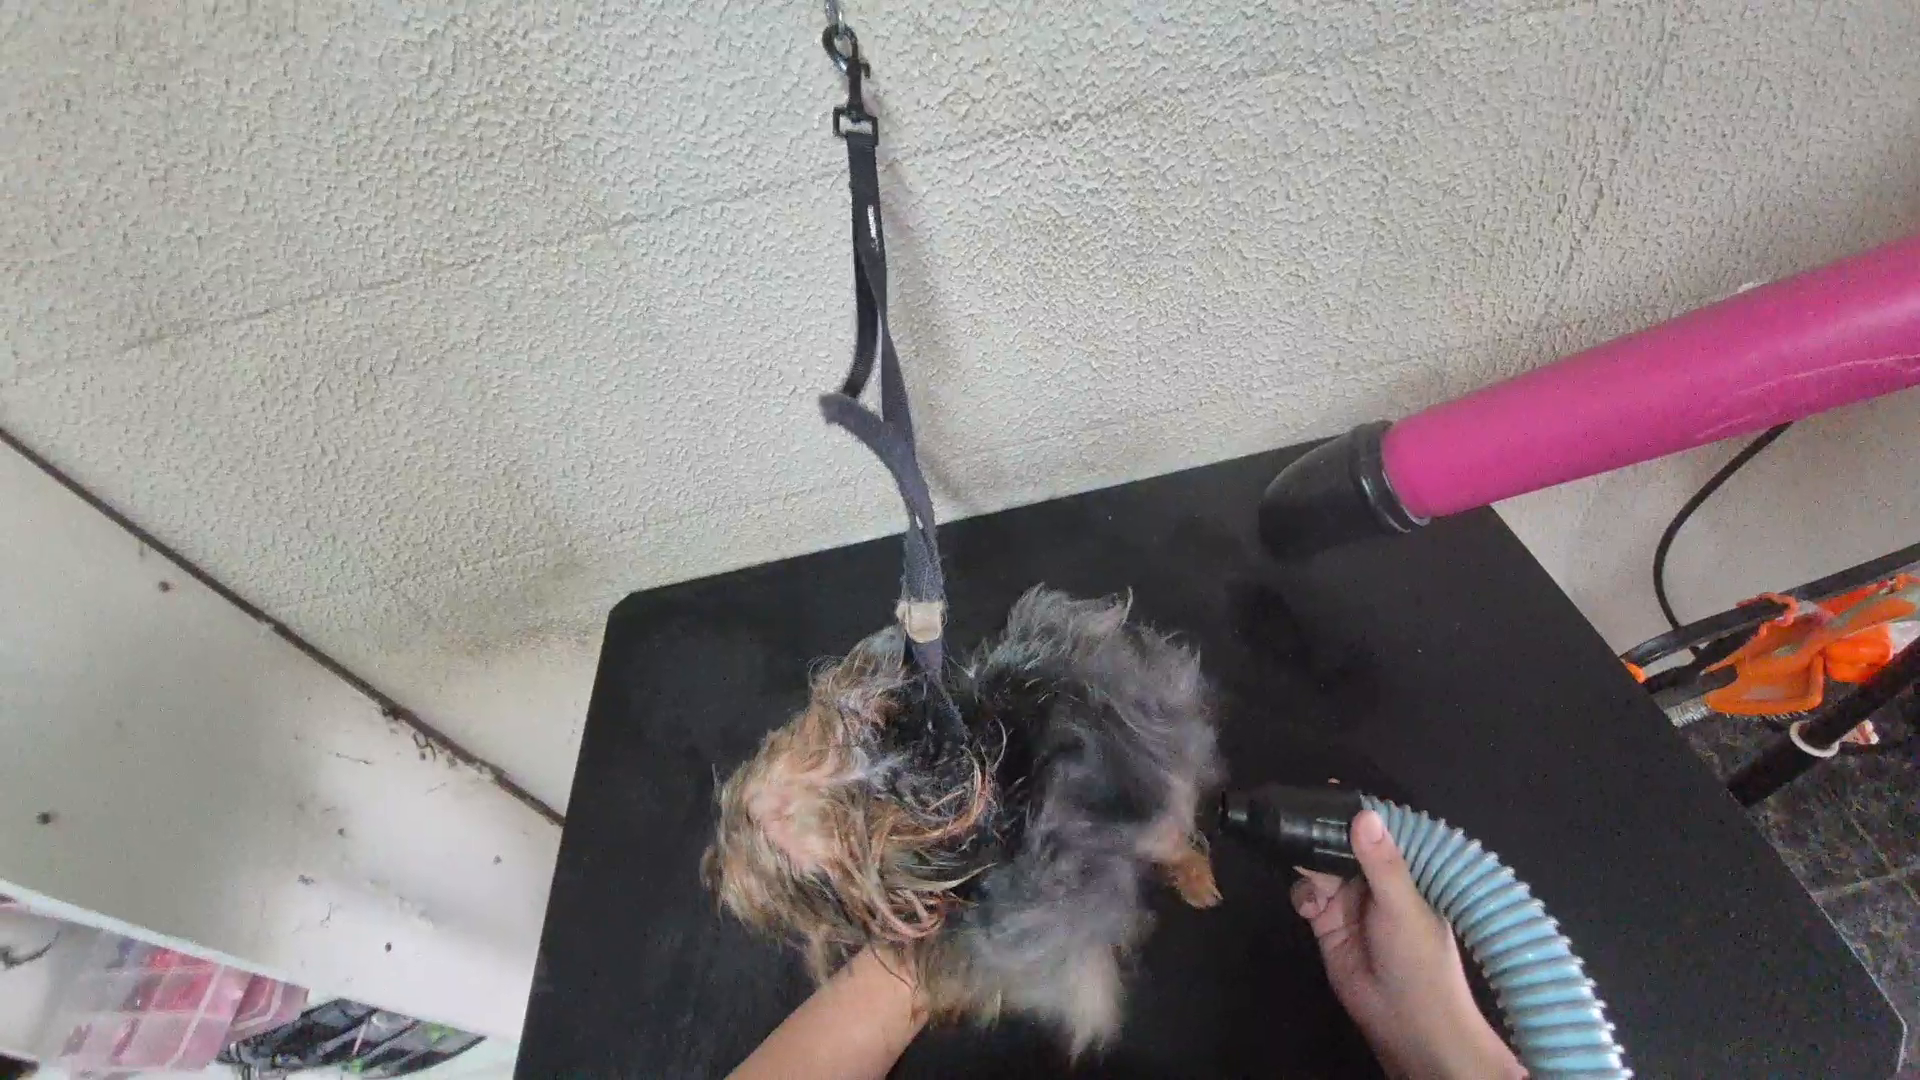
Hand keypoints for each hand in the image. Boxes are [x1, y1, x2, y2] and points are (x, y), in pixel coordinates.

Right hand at [1292, 811, 1524, 1079]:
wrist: (1406, 1027)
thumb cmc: (1419, 964)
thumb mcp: (1403, 909)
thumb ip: (1381, 863)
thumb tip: (1364, 813)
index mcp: (1404, 874)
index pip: (1379, 832)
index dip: (1357, 810)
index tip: (1330, 786)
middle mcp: (1374, 882)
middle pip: (1340, 844)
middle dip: (1319, 834)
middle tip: (1293, 821)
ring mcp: (1348, 901)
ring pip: (1317, 865)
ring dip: (1307, 865)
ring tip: (1309, 877)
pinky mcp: (1325, 921)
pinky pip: (1304, 893)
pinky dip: (1301, 895)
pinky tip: (1310, 908)